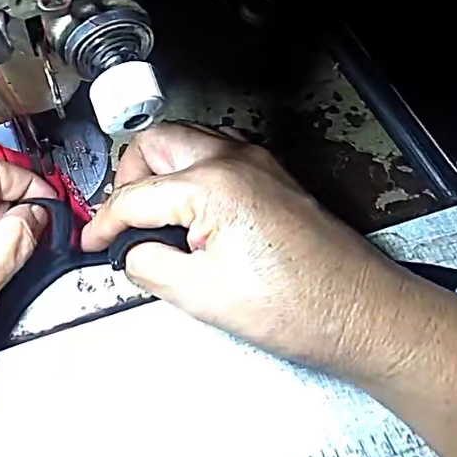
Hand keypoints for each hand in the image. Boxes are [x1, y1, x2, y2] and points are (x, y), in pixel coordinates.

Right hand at [82, 123, 442, 382]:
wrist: (364, 315)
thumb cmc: (302, 307)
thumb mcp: (202, 297)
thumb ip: (148, 266)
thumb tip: (130, 252)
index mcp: (212, 186)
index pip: (134, 196)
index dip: (103, 223)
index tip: (92, 242)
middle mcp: (234, 161)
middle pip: (154, 144)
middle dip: (127, 177)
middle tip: (123, 219)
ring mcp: (257, 164)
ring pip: (185, 141)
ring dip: (158, 170)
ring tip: (152, 215)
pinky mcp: (271, 176)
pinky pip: (214, 155)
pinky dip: (188, 173)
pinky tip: (189, 212)